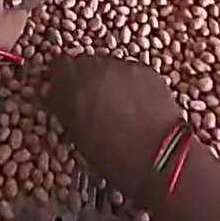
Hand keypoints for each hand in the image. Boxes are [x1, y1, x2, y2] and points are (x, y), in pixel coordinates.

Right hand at [46, 55, 186, 204]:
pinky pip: (132, 72)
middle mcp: (96, 67)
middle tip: (93, 101)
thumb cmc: (113, 156)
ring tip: (119, 105)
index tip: (67, 92)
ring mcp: (123, 66)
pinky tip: (138, 105)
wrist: (160, 158)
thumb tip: (62, 100)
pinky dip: (132, 83)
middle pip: (85, 62)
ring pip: (109, 66)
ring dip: (109, 80)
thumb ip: (67, 109)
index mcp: (73, 83)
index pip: (59, 66)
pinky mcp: (146, 70)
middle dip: (87, 78)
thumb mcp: (78, 136)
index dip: (63, 79)